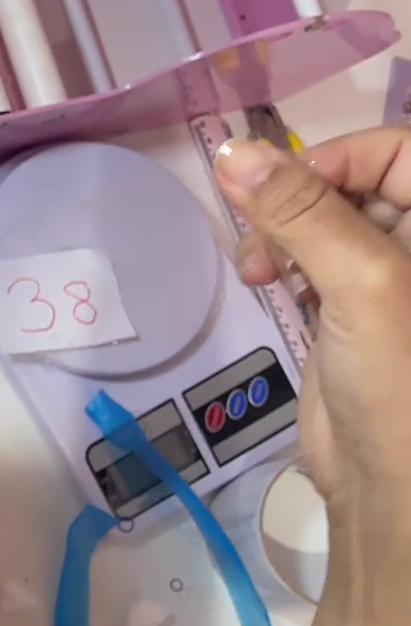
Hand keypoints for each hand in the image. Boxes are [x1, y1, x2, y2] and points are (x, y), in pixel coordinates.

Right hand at [216, 127, 410, 618]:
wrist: (395, 476)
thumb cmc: (403, 381)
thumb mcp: (359, 285)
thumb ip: (301, 215)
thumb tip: (232, 153)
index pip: (397, 150)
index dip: (328, 164)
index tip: (271, 207)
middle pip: (357, 180)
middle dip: (295, 207)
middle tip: (265, 256)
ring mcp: (398, 271)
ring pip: (327, 217)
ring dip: (281, 238)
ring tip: (262, 277)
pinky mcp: (363, 299)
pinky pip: (317, 254)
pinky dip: (285, 263)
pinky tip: (273, 290)